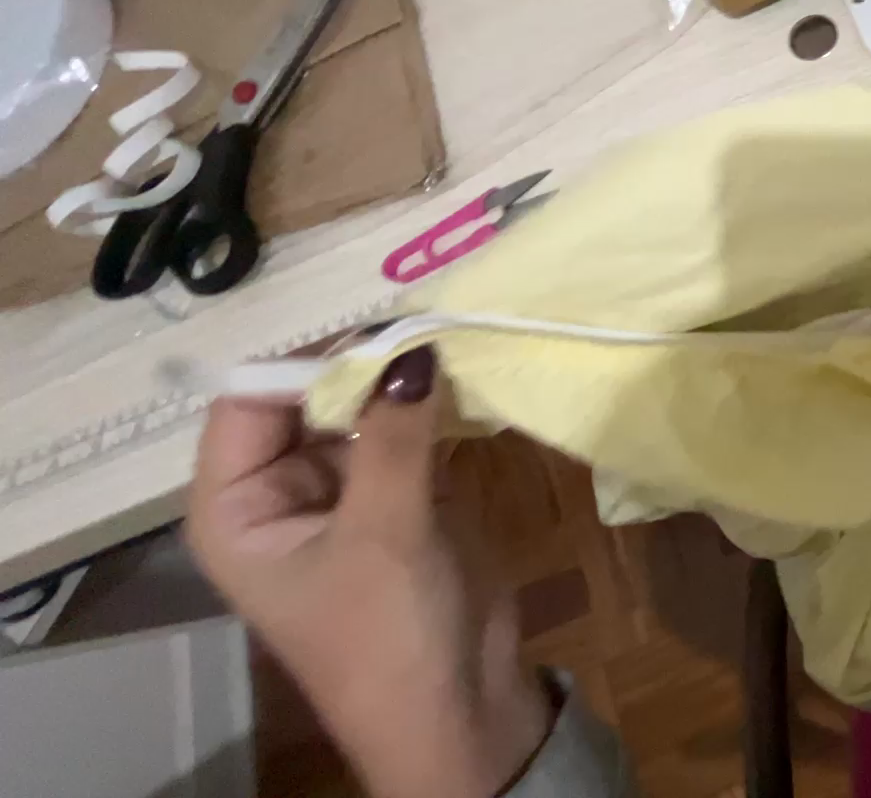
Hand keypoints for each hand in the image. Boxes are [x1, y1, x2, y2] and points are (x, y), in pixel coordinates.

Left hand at [186, 347, 552, 797]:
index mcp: (241, 506)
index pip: (251, 405)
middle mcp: (289, 490)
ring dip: (413, 381)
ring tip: (464, 340)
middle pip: (315, 400)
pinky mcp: (411, 494)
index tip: (386, 330)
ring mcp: (354, 490)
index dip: (309, 362)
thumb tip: (414, 347)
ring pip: (372, 412)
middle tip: (437, 324)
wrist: (458, 696)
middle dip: (370, 364)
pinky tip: (479, 379)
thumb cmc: (389, 630)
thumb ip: (394, 438)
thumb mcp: (384, 532)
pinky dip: (444, 406)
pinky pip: (417, 433)